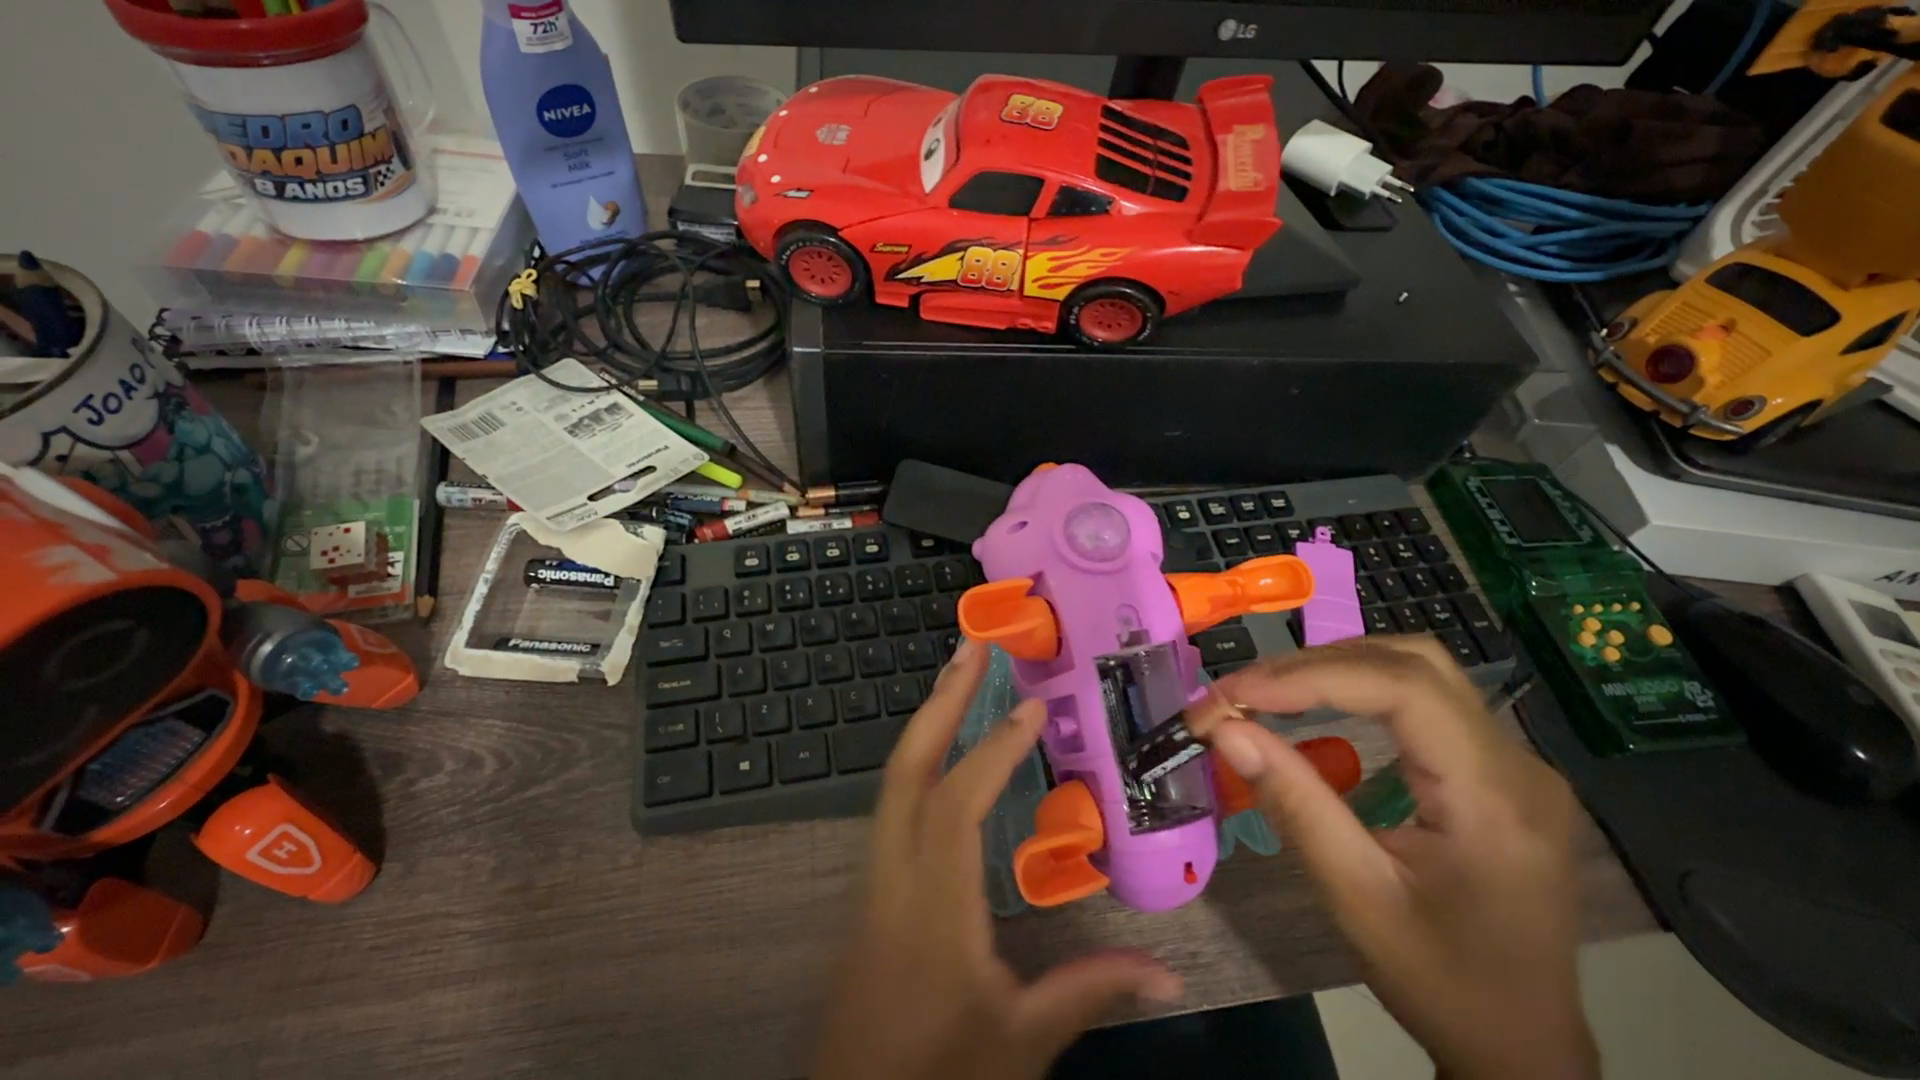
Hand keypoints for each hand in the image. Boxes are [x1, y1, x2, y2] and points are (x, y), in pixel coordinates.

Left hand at [813, 641, 1182, 1079]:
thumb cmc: (937, 1072)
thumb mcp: (1021, 1041)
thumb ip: (1089, 992)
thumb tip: (1168, 973)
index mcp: (932, 906)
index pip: (956, 805)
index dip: (992, 750)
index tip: (1030, 707)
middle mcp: (892, 880)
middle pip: (905, 772)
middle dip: (940, 704)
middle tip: (970, 650)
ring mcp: (872, 886)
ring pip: (890, 788)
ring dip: (926, 729)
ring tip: (960, 686)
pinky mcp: (870, 900)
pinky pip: (891, 813)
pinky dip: (919, 768)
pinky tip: (945, 764)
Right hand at [1200, 637, 1597, 1079]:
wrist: (1522, 1045)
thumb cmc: (1438, 981)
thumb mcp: (1356, 897)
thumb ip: (1295, 804)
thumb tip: (1226, 730)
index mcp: (1494, 798)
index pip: (1402, 690)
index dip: (1309, 677)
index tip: (1232, 695)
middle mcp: (1519, 765)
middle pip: (1417, 665)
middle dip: (1318, 665)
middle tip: (1242, 691)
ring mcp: (1520, 766)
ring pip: (1426, 674)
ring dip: (1340, 670)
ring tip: (1270, 694)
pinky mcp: (1505, 775)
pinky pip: (1433, 706)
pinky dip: (1365, 693)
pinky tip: (1322, 710)